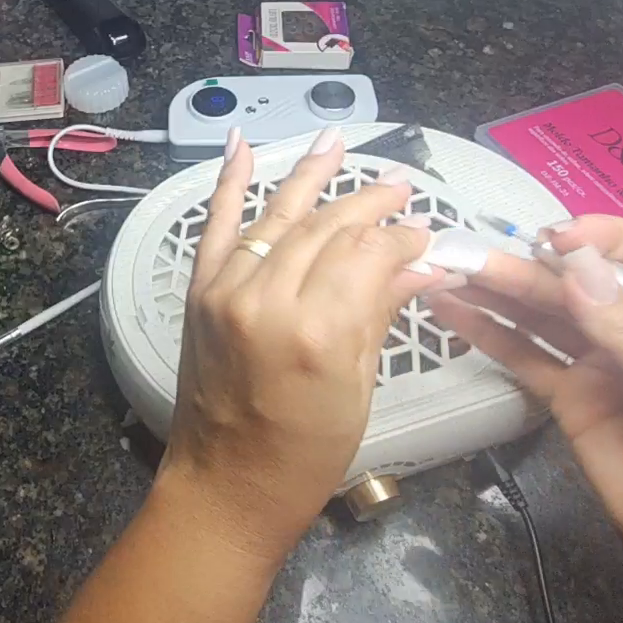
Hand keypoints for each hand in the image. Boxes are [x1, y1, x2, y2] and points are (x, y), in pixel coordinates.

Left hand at [163, 126, 437, 558]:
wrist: (224, 482)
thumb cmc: (304, 453)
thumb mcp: (357, 389)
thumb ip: (379, 313)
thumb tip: (421, 264)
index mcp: (317, 330)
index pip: (368, 255)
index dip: (400, 237)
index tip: (423, 230)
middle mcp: (267, 297)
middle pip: (325, 229)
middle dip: (366, 202)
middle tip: (398, 184)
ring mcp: (225, 287)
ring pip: (277, 218)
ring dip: (309, 177)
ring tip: (336, 141)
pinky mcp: (199, 289)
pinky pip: (216, 224)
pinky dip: (228, 182)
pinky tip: (240, 144)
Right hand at [431, 216, 622, 622]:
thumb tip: (576, 263)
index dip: (599, 238)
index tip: (552, 238)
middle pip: (574, 284)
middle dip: (522, 267)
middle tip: (467, 254)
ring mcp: (600, 365)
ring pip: (539, 315)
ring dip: (494, 292)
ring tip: (447, 272)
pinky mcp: (570, 399)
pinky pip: (522, 357)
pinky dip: (485, 333)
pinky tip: (451, 311)